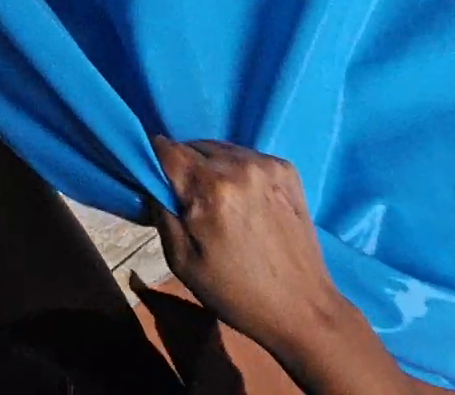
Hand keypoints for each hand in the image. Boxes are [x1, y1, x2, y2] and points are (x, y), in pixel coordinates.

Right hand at [148, 138, 418, 394]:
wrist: (304, 309)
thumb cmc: (236, 292)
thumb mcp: (182, 263)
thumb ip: (161, 213)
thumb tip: (150, 181)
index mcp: (210, 189)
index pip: (166, 149)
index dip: (154, 159)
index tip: (155, 177)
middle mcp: (238, 166)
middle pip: (192, 145)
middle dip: (183, 166)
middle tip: (189, 198)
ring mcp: (265, 164)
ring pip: (218, 147)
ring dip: (209, 164)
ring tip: (218, 198)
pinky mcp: (286, 168)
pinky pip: (245, 155)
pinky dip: (236, 168)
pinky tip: (245, 198)